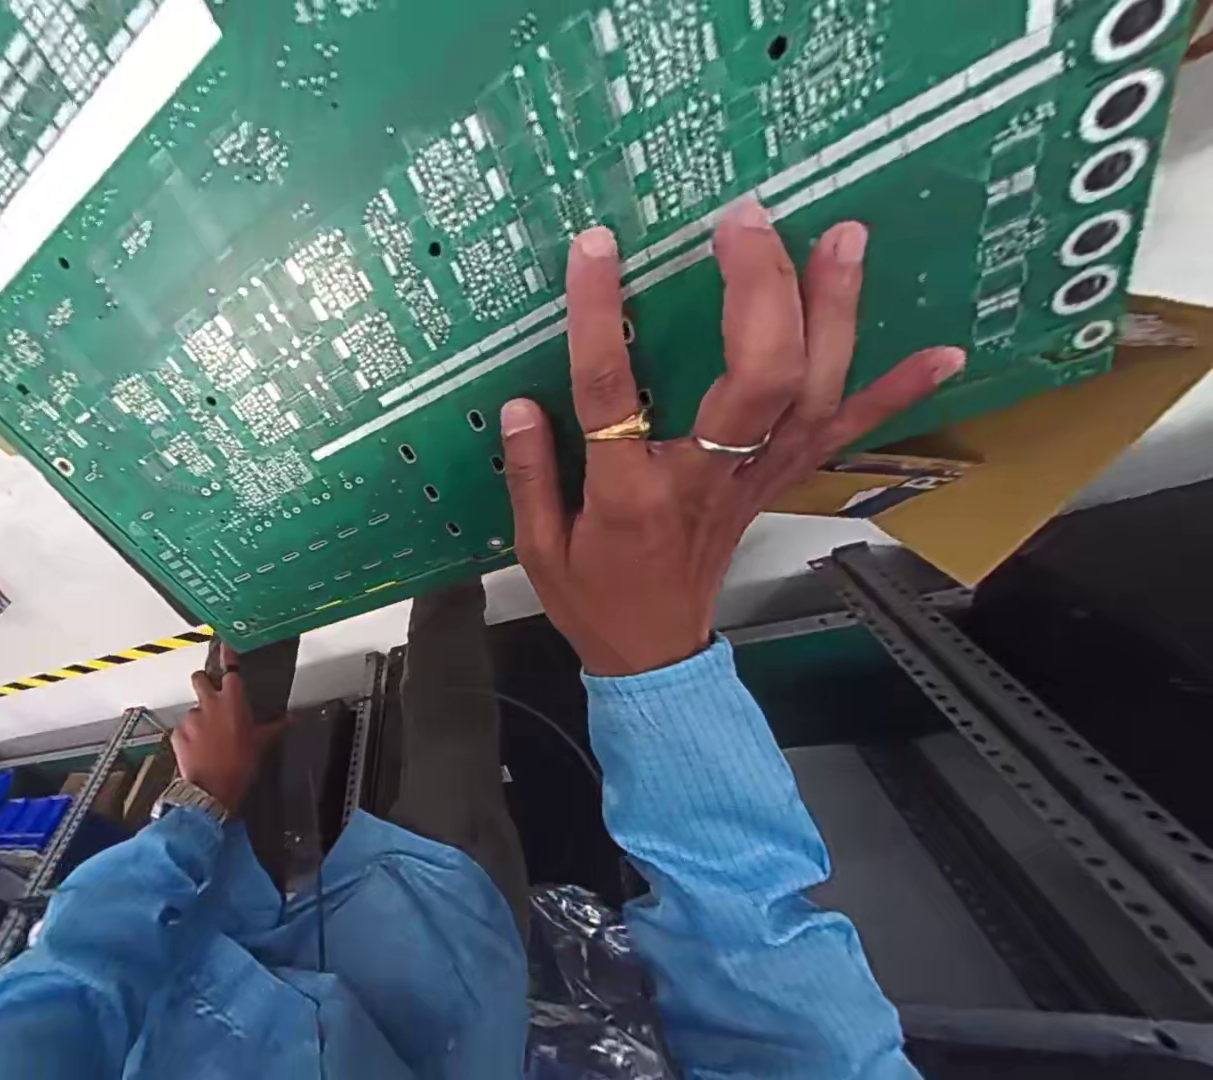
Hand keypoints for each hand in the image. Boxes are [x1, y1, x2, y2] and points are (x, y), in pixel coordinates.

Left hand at [171, 646, 285, 813]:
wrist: (212, 790)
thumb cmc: (239, 765)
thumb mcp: (261, 744)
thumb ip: (276, 727)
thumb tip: (292, 719)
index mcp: (232, 701)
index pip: (230, 669)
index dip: (228, 658)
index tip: (226, 648)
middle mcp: (209, 703)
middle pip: (200, 677)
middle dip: (204, 681)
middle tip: (211, 695)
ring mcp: (191, 717)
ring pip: (193, 707)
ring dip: (199, 716)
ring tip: (208, 735)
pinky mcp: (178, 732)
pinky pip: (183, 727)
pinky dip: (189, 734)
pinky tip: (199, 748)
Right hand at [500, 200, 965, 675]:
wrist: (650, 649)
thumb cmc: (588, 597)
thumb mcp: (535, 545)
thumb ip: (528, 474)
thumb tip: (522, 405)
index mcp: (628, 493)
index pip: (611, 393)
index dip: (602, 318)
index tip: (596, 252)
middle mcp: (703, 479)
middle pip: (756, 375)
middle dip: (758, 290)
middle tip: (743, 224)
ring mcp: (751, 482)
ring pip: (812, 392)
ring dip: (834, 312)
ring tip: (840, 237)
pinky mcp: (773, 489)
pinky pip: (841, 438)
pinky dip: (893, 395)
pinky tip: (938, 350)